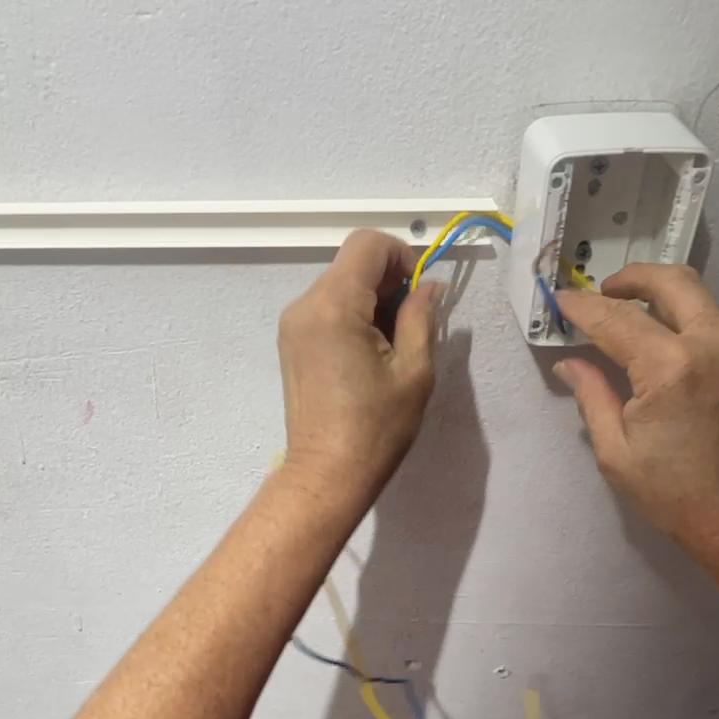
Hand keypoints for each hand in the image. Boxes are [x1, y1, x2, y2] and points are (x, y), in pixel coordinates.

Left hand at [277, 230, 441, 497]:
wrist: (326, 474)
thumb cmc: (375, 429)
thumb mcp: (413, 372)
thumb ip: (420, 317)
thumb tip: (427, 286)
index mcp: (334, 306)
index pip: (368, 244)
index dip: (401, 256)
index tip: (418, 293)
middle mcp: (305, 306)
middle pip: (351, 263)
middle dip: (387, 281)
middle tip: (411, 324)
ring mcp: (292, 325)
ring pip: (339, 285)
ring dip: (370, 300)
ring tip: (390, 345)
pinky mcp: (290, 343)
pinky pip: (326, 309)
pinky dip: (352, 316)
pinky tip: (368, 353)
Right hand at [553, 265, 718, 579]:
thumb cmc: (681, 499)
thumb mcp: (619, 455)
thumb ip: (593, 398)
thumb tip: (571, 363)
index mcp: (671, 369)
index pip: (615, 319)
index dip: (582, 307)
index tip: (562, 299)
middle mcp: (718, 344)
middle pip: (673, 282)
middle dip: (633, 278)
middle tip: (607, 290)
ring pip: (706, 310)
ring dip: (671, 316)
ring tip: (649, 344)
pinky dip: (704, 346)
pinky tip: (694, 380)